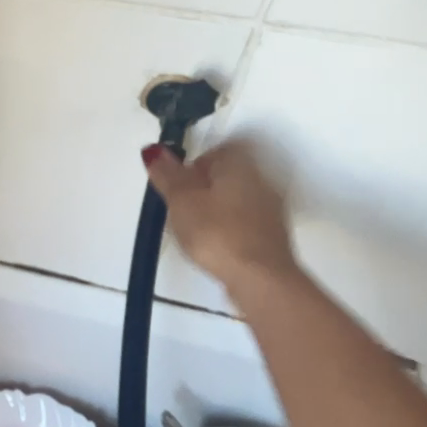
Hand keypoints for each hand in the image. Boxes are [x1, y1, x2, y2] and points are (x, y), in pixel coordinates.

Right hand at [142, 138, 298, 288]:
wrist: (259, 278)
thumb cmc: (215, 233)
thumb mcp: (180, 200)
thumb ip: (167, 174)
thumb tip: (153, 150)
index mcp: (240, 165)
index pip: (219, 149)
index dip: (194, 163)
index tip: (178, 184)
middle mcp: (262, 180)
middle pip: (229, 174)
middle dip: (204, 186)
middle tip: (182, 206)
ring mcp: (271, 210)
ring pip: (237, 198)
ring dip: (216, 208)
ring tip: (194, 229)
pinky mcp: (273, 237)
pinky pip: (245, 221)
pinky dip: (229, 227)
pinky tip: (215, 245)